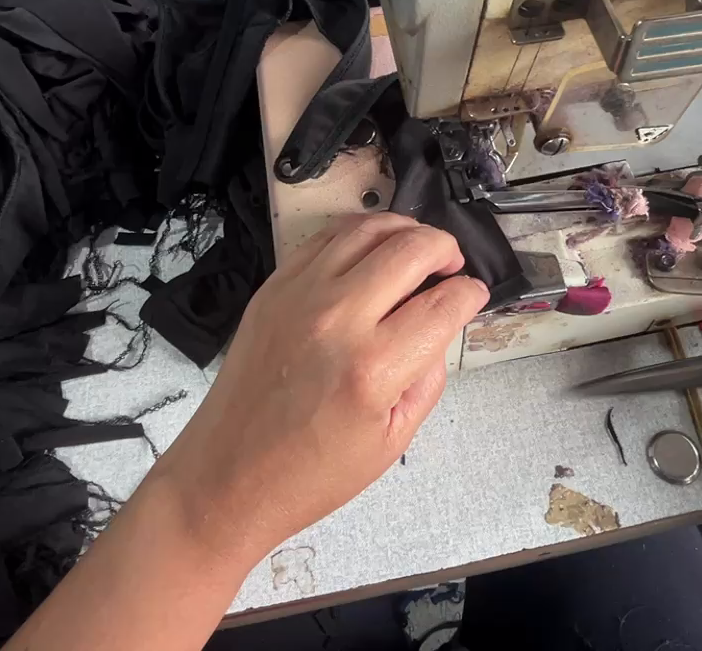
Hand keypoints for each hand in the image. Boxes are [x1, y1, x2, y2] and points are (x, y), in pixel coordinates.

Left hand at [146, 213, 489, 566]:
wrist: (227, 474)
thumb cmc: (314, 472)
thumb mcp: (393, 440)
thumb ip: (428, 375)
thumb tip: (441, 322)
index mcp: (374, 367)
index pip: (443, 305)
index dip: (470, 294)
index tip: (474, 294)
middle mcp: (338, 317)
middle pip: (411, 249)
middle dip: (446, 248)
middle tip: (452, 264)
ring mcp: (301, 293)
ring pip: (369, 228)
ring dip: (405, 229)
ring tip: (418, 247)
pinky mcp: (275, 285)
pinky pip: (327, 236)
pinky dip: (361, 232)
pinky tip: (374, 248)